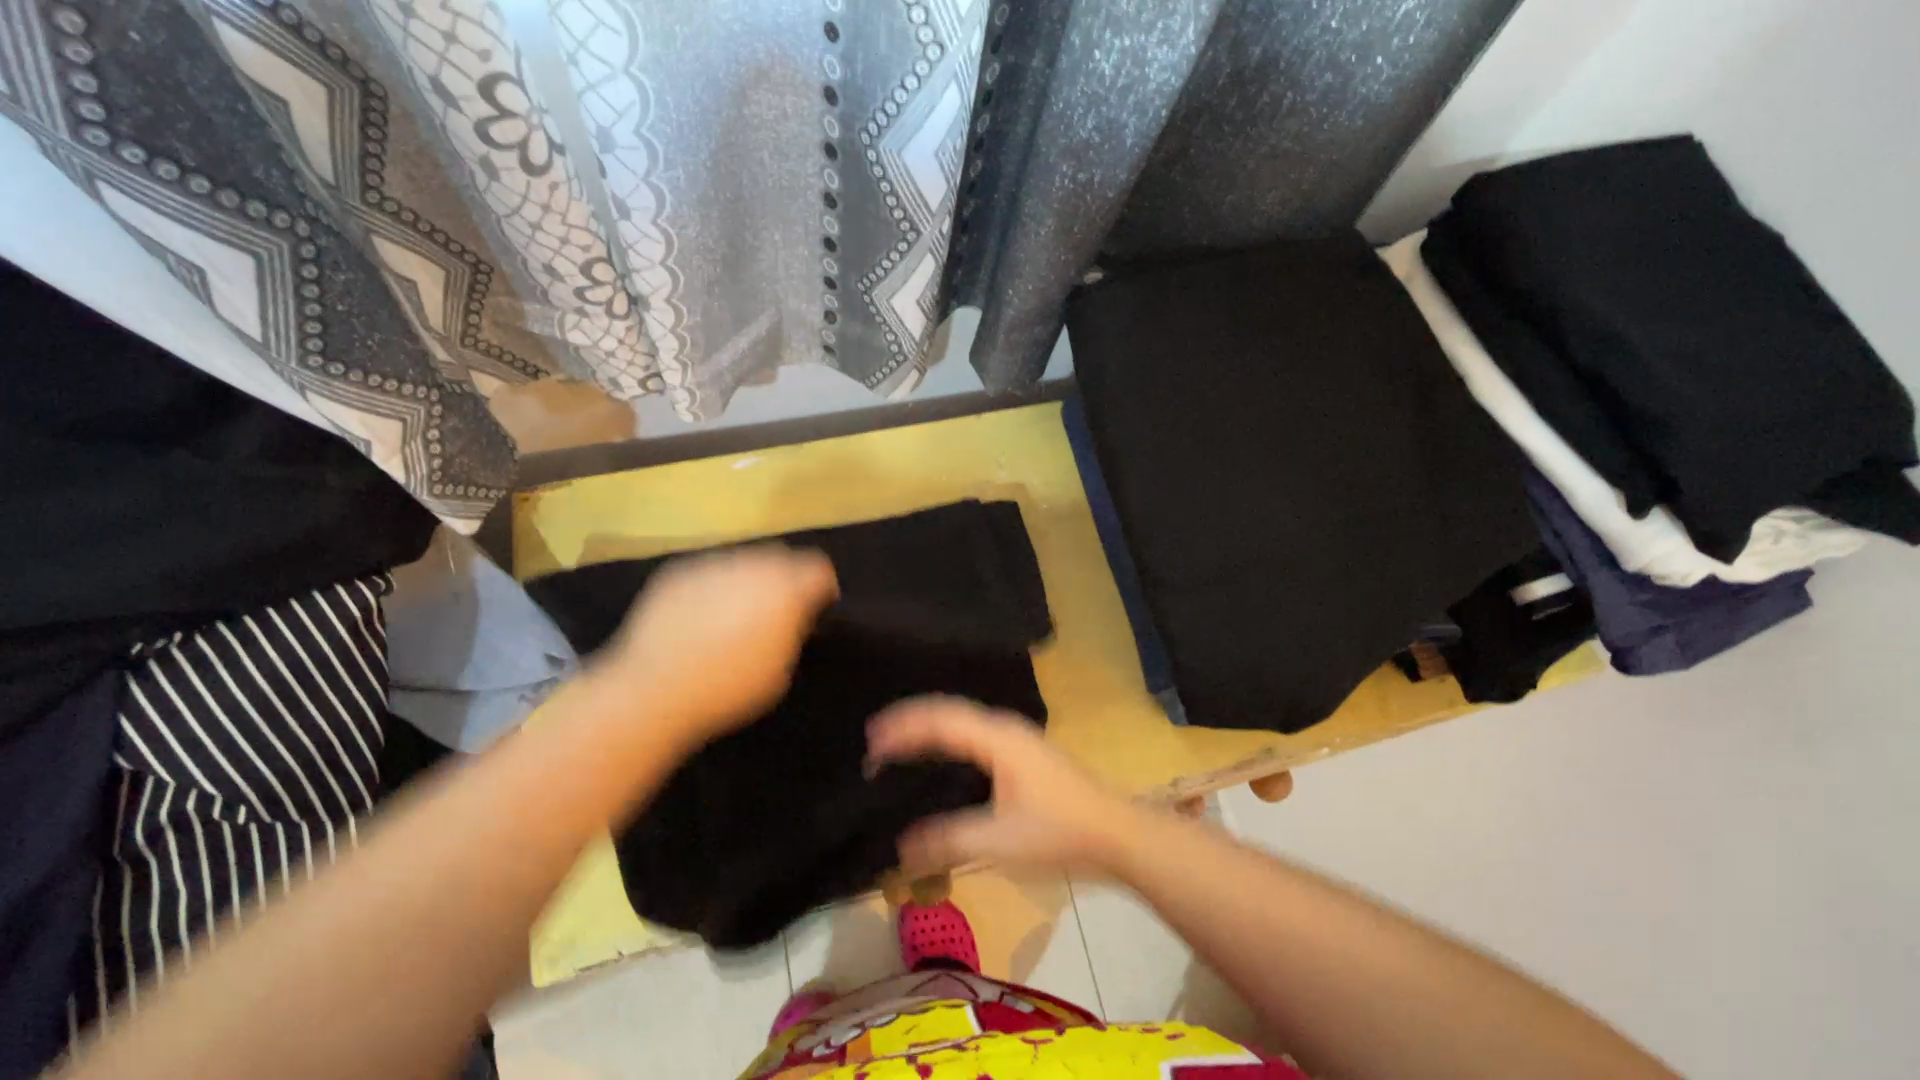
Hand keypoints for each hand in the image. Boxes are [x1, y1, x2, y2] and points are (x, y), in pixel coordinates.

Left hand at [592, 545, 836, 749]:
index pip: (818, 569)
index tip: (815, 611)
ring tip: (732, 616)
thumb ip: (792, 633)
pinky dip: (712, 587)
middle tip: (774, 614)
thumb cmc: (729, 688)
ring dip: (746, 581)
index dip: (821, 589)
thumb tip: (792, 618)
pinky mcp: (676, 572)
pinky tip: (698, 617)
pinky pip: (707, 572)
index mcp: (785, 588)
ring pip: (741, 561)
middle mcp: (751, 565)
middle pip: (780, 558)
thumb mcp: (780, 670)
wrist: (655, 690)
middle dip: (784, 580)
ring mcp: (711, 564)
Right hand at [865, 696, 1143, 877]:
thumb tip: (901, 847)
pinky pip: (976, 733)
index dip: (903, 727)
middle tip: (876, 741)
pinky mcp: (1027, 754)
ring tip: (899, 745)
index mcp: (998, 740)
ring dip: (931, 728)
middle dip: (911, 721)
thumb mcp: (1000, 841)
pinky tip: (942, 758)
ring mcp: (1020, 739)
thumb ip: (948, 841)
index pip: (941, 720)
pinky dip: (949, 738)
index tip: (871, 742)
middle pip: (950, 712)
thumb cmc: (1060, 833)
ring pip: (964, 721)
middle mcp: (1007, 730)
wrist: (1117, 834)